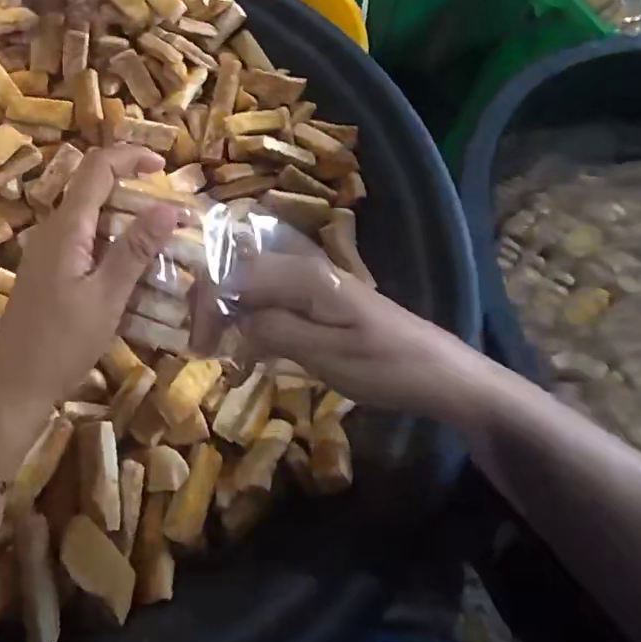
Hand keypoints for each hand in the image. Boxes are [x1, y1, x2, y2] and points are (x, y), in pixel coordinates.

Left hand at [0, 147, 178, 439]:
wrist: (14, 384)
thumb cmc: (62, 343)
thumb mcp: (106, 298)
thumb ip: (135, 250)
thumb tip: (168, 205)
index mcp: (66, 227)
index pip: (96, 168)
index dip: (129, 155)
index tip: (163, 165)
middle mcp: (52, 228)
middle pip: (92, 186)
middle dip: (132, 186)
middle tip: (170, 208)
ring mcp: (47, 248)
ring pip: (88, 213)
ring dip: (124, 214)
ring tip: (160, 235)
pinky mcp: (49, 268)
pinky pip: (82, 237)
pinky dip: (110, 237)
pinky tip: (132, 263)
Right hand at [192, 253, 499, 427]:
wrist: (442, 374)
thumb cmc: (386, 365)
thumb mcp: (328, 356)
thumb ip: (275, 331)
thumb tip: (230, 319)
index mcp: (301, 274)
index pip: (233, 275)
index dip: (207, 304)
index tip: (197, 343)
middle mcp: (300, 267)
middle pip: (236, 275)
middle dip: (212, 307)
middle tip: (202, 349)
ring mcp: (308, 281)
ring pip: (249, 287)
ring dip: (228, 314)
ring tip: (217, 350)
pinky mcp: (315, 299)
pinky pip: (268, 300)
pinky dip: (250, 320)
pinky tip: (247, 349)